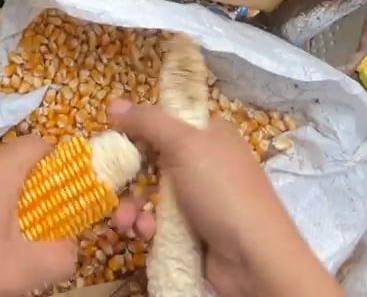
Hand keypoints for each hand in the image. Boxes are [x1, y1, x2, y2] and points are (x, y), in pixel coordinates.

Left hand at [0, 135, 76, 296]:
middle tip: (42, 222)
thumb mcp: (24, 271)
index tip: (68, 188)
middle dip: (33, 187)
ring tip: (10, 236)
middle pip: (15, 160)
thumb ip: (60, 257)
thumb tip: (72, 247)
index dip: (58, 160)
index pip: (38, 143)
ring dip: (6, 197)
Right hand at [106, 100, 341, 296]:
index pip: (166, 119)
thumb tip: (112, 103)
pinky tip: (142, 233)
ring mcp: (199, 198)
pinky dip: (147, 226)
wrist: (258, 263)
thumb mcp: (184, 144)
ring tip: (123, 221)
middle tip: (108, 182)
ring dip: (132, 206)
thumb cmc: (223, 191)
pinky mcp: (194, 230)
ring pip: (152, 192)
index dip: (139, 127)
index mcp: (209, 134)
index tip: (114, 136)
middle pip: (153, 158)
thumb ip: (147, 121)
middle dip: (128, 174)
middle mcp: (204, 162)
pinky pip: (160, 220)